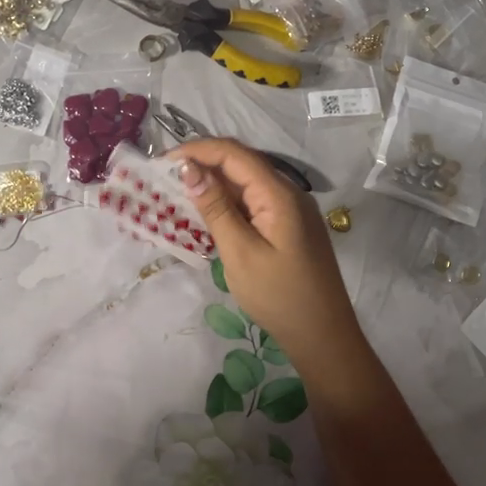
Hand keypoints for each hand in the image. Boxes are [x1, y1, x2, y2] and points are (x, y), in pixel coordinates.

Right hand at [174, 139, 358, 367]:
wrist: (322, 335)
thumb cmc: (279, 296)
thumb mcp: (240, 252)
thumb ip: (215, 208)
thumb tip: (189, 168)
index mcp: (279, 195)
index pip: (234, 154)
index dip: (197, 150)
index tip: (162, 162)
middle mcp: (288, 193)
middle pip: (241, 163)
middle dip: (202, 162)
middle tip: (164, 176)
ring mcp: (290, 210)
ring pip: (246, 182)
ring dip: (213, 182)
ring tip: (177, 192)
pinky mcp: (287, 226)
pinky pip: (253, 201)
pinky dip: (227, 201)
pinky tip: (206, 212)